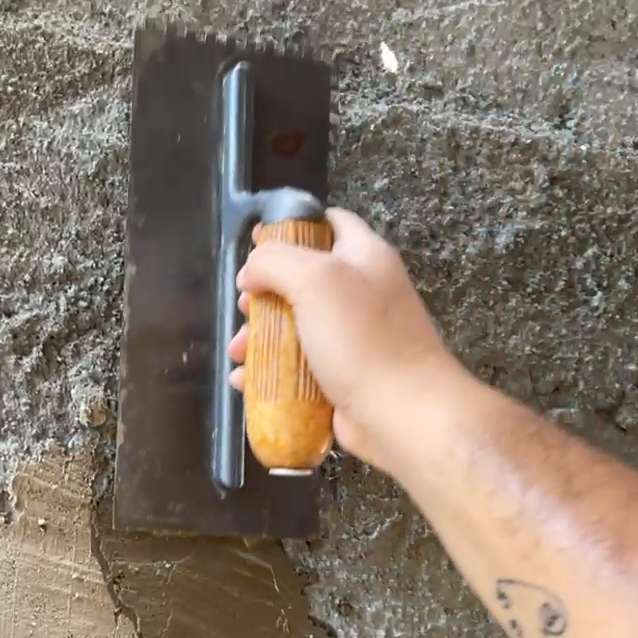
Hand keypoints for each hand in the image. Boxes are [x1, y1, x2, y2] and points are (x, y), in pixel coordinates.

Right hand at [226, 208, 463, 471]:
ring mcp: (350, 337)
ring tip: (238, 353)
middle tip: (245, 306)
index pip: (328, 223)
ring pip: (292, 325)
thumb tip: (250, 272)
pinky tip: (244, 380)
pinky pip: (294, 365)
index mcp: (363, 258)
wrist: (400, 413)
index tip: (254, 243)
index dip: (291, 227)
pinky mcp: (339, 374)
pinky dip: (267, 371)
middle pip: (300, 279)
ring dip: (258, 336)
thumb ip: (276, 261)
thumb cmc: (362, 340)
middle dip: (263, 292)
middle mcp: (359, 292)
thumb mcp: (316, 280)